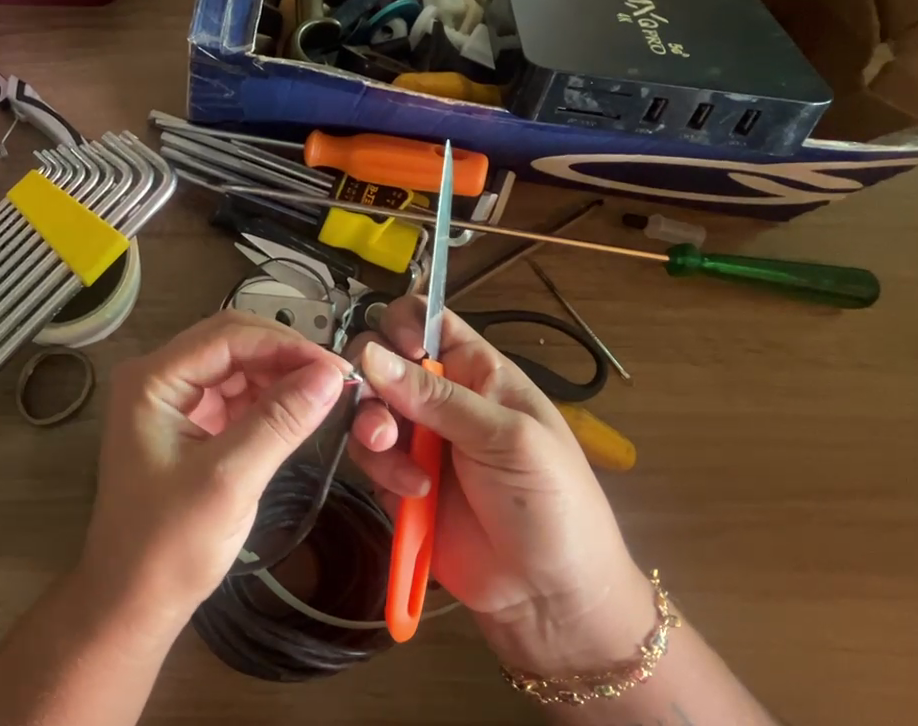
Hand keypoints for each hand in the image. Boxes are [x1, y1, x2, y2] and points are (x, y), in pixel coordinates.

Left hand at [77, 311, 348, 621]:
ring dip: (278, 375)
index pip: (226, 337)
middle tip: (338, 379)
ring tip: (327, 394)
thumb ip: (279, 422)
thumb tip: (332, 375)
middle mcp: (157, 377)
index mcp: (152, 379)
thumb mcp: (230, 479)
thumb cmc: (170, 544)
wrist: (132, 597)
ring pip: (234, 366)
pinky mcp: (186, 423)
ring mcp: (170, 400)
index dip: (285, 345)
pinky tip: (299, 411)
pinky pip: (232, 394)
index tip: (339, 367)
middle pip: (229, 342)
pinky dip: (266, 399)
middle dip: (283, 355)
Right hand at [347, 298, 654, 674]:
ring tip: (393, 456)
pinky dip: (381, 469)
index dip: (401, 323)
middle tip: (384, 415)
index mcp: (477, 371)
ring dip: (373, 428)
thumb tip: (368, 353)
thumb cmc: (551, 503)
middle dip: (373, 382)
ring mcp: (416, 437)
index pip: (426, 320)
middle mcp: (440, 395)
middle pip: (381, 360)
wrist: (548, 598)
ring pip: (366, 406)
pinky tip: (412, 492)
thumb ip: (435, 395)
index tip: (395, 350)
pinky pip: (367, 454)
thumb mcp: (505, 439)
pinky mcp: (396, 477)